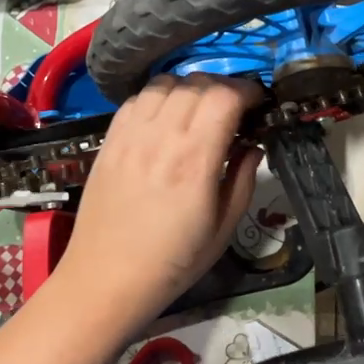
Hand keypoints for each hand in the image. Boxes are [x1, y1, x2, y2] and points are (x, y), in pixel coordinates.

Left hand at [52, 74, 262, 328]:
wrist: (105, 280)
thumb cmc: (172, 262)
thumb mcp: (223, 230)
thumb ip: (243, 180)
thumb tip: (253, 145)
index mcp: (195, 161)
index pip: (224, 97)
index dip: (247, 91)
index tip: (258, 103)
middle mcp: (161, 138)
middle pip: (197, 84)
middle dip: (223, 87)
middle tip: (234, 108)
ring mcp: (131, 136)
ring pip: (165, 83)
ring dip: (189, 87)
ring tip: (199, 108)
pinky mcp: (109, 140)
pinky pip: (137, 98)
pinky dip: (158, 96)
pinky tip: (166, 116)